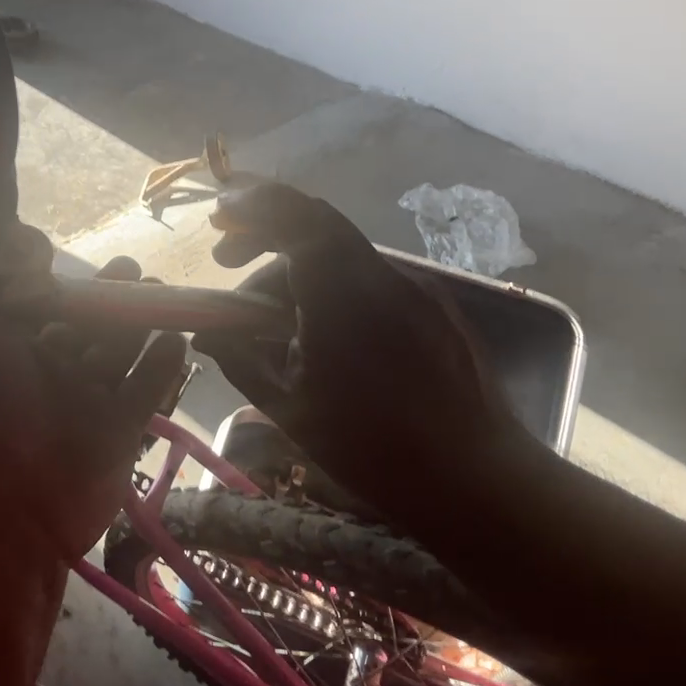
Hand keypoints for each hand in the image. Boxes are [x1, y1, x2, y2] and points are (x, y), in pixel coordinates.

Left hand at [0, 253, 189, 563]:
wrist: (0, 505)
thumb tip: (16, 232)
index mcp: (5, 351)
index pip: (36, 307)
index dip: (56, 282)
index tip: (73, 259)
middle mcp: (44, 376)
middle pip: (83, 328)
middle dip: (108, 300)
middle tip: (131, 271)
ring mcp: (83, 405)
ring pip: (117, 355)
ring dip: (138, 325)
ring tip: (161, 296)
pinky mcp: (118, 434)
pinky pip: (143, 393)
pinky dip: (160, 367)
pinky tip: (174, 341)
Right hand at [191, 182, 533, 509]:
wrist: (478, 481)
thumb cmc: (374, 451)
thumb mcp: (289, 409)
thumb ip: (241, 359)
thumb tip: (207, 333)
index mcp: (342, 298)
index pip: (295, 218)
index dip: (252, 204)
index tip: (217, 218)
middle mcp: (383, 278)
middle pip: (314, 225)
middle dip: (264, 232)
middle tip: (227, 259)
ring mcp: (415, 289)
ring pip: (339, 253)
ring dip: (296, 267)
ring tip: (270, 320)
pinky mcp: (433, 306)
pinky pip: (367, 278)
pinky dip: (329, 285)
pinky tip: (318, 332)